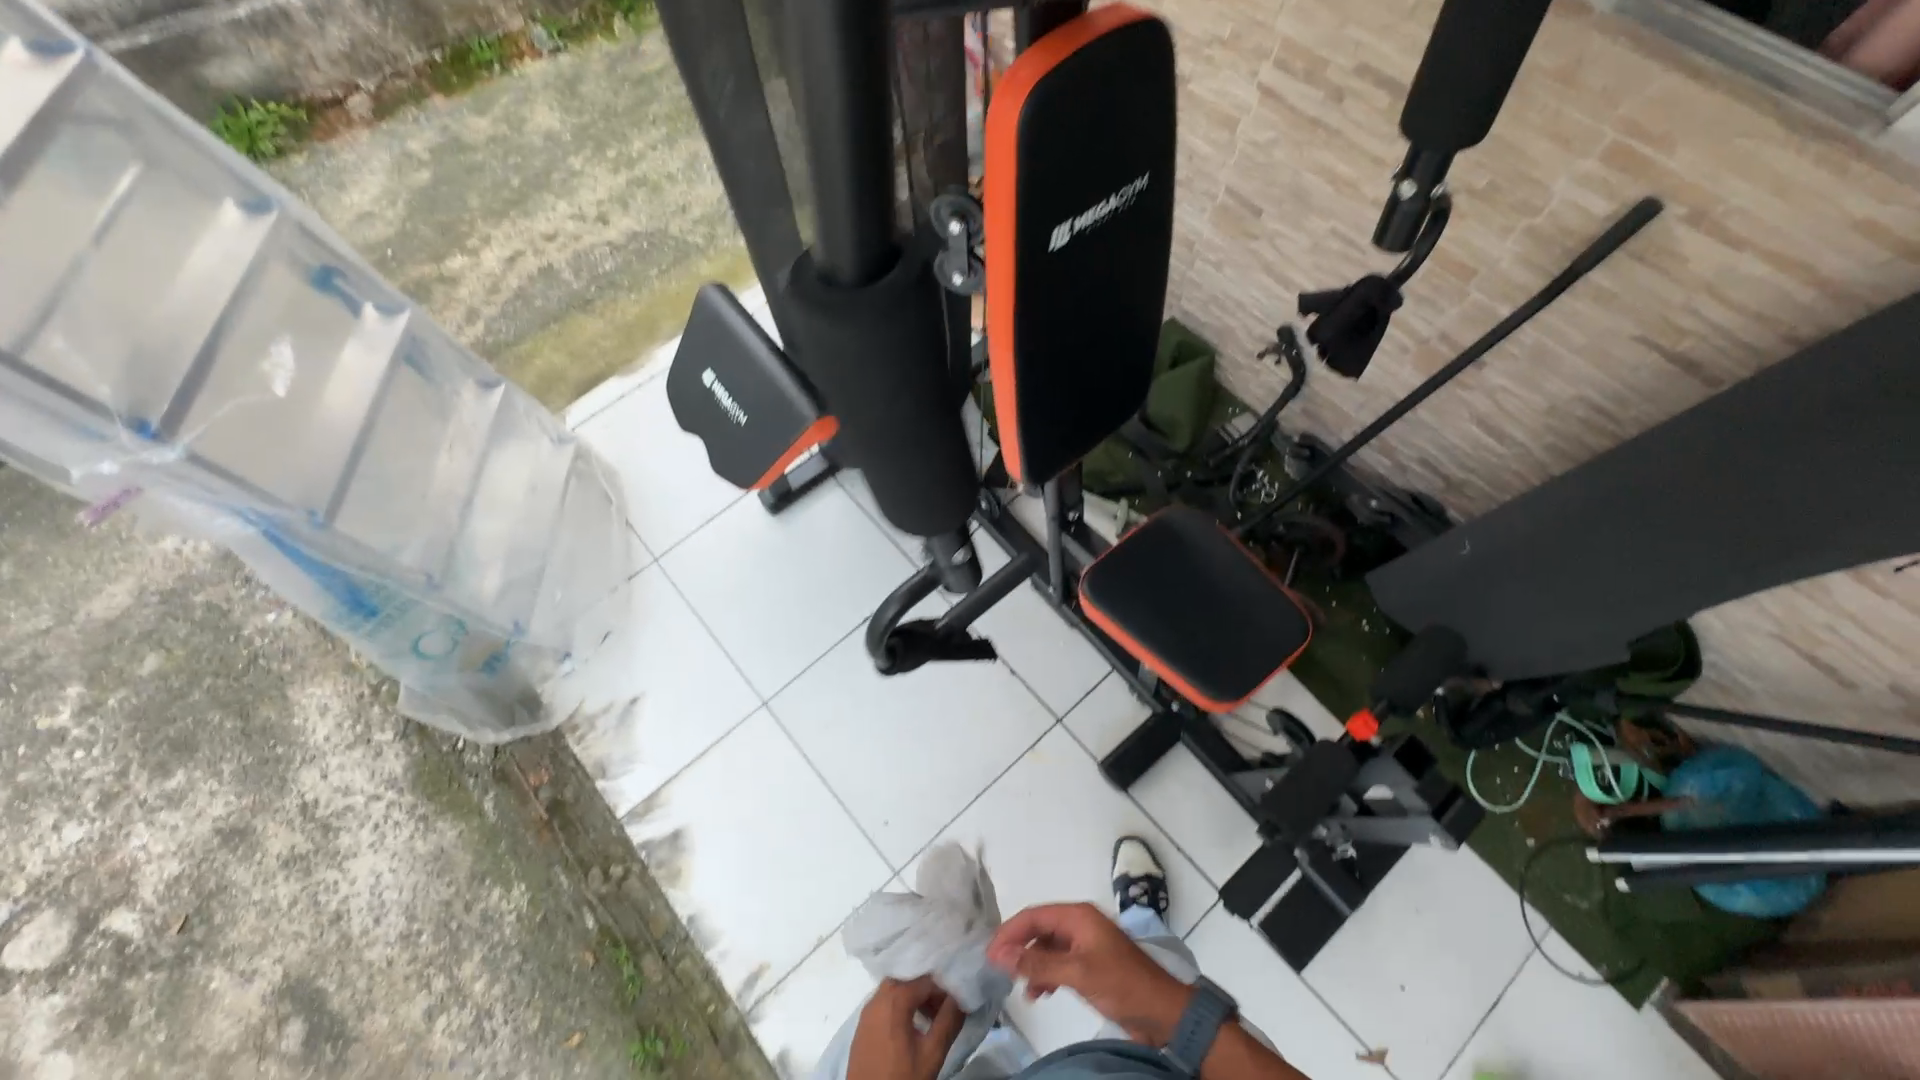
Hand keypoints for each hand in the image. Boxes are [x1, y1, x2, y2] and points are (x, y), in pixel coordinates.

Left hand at [848, 976, 965, 1079]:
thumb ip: (948, 1021)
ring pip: (895, 989)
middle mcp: (877, 998)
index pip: (926, 979)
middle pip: (908, 979)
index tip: (957, 1004)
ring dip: (915, 997)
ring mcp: (867, 1011)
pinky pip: (884, 1002)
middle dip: (929, 990)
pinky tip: (912, 1027)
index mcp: (894, 999)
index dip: (945, 989)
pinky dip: (900, 1006)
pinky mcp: (862, 1025)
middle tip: (944, 1008)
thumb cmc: (901, 1078)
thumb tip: (962, 998)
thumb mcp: (931, 1053)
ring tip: (931, 1020)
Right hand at [986, 903, 1192, 1044]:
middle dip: (1019, 949)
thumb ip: (1037, 964)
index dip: (1009, 932)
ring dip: (1033, 965)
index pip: (1033, 916)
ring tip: (1022, 988)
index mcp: (1078, 916)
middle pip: (1039, 929)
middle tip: (999, 971)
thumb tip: (999, 954)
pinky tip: (1040, 994)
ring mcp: (1086, 945)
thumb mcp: (1077, 973)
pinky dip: (1047, 976)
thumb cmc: (1122, 984)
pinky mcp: (1091, 965)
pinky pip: (1060, 963)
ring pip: (1048, 948)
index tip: (990, 954)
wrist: (1163, 1012)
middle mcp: (1080, 924)